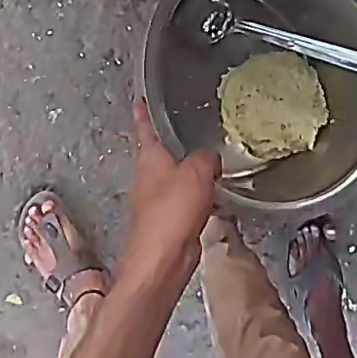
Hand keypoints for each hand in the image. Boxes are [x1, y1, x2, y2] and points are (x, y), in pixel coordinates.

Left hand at [127, 98, 220, 275]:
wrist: (164, 257)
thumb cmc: (173, 209)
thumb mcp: (197, 171)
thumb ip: (206, 157)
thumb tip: (211, 160)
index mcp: (150, 159)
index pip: (144, 128)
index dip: (142, 113)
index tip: (139, 100)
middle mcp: (150, 178)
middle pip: (163, 155)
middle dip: (176, 145)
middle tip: (190, 130)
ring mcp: (158, 200)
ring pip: (178, 178)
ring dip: (193, 173)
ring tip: (214, 164)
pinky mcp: (171, 220)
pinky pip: (188, 200)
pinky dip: (202, 197)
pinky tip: (218, 198)